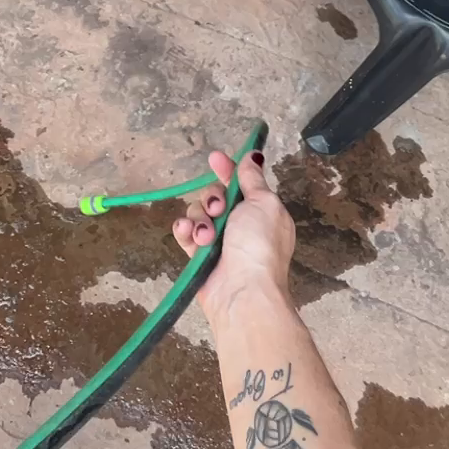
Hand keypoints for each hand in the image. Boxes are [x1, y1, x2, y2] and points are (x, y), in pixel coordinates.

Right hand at [172, 150, 295, 329]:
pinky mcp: (198, 255)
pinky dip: (184, 230)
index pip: (239, 182)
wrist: (243, 292)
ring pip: (197, 212)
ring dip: (199, 219)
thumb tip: (253, 156)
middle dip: (212, 198)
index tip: (214, 157)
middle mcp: (239, 224)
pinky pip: (185, 232)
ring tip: (206, 236)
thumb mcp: (264, 204)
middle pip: (214, 195)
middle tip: (218, 210)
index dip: (226, 169)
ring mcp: (218, 240)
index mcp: (260, 211)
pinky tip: (188, 234)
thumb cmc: (258, 244)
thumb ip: (253, 179)